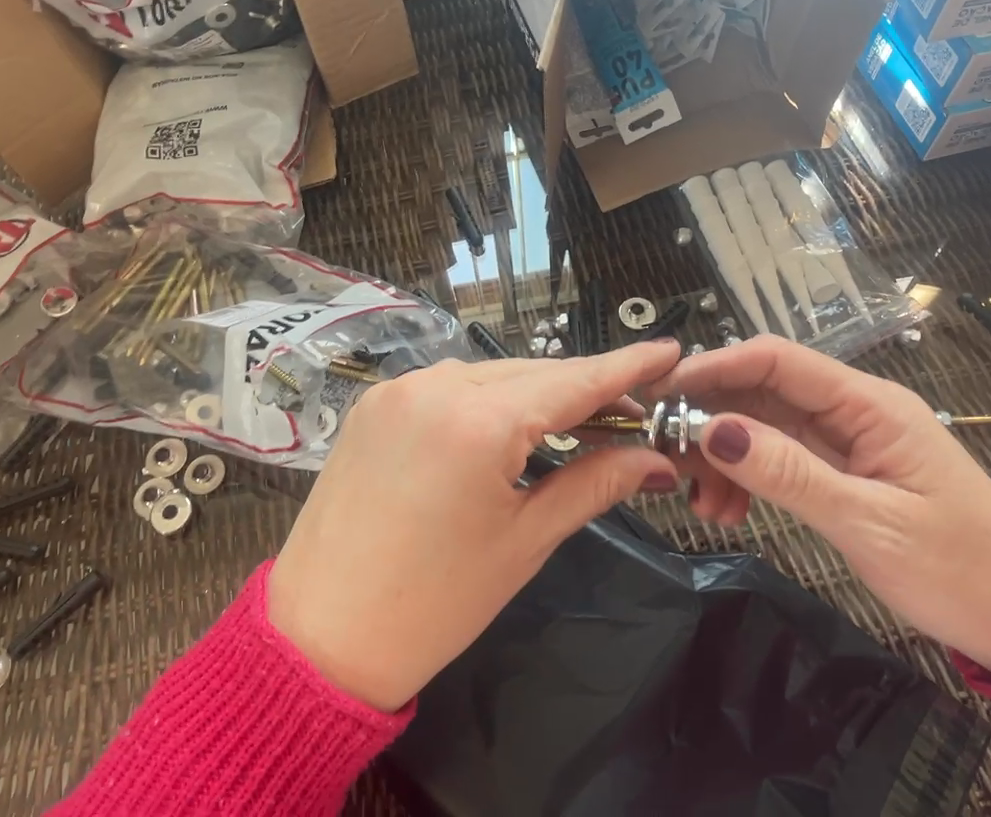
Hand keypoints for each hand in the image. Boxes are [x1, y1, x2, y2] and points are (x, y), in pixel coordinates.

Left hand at [268, 341, 683, 710]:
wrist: (321, 639)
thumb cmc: (434, 603)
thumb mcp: (526, 541)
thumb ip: (594, 484)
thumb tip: (655, 459)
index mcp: (477, 420)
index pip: (573, 381)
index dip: (627, 367)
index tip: (669, 350)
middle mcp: (435, 385)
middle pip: (533, 374)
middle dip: (586, 389)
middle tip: (636, 415)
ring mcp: (397, 390)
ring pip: (491, 376)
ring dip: (538, 395)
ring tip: (582, 425)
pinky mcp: (374, 406)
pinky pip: (450, 388)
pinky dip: (491, 400)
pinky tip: (514, 427)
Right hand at [657, 336, 990, 684]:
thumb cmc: (961, 570)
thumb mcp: (869, 522)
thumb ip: (788, 473)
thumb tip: (712, 428)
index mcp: (871, 405)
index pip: (778, 360)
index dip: (715, 367)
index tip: (662, 393)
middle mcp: (854, 412)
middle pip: (763, 391)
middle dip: (711, 418)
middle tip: (668, 459)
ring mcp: (847, 442)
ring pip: (763, 427)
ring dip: (724, 457)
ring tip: (703, 506)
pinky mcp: (843, 473)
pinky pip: (778, 460)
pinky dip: (746, 480)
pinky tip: (728, 512)